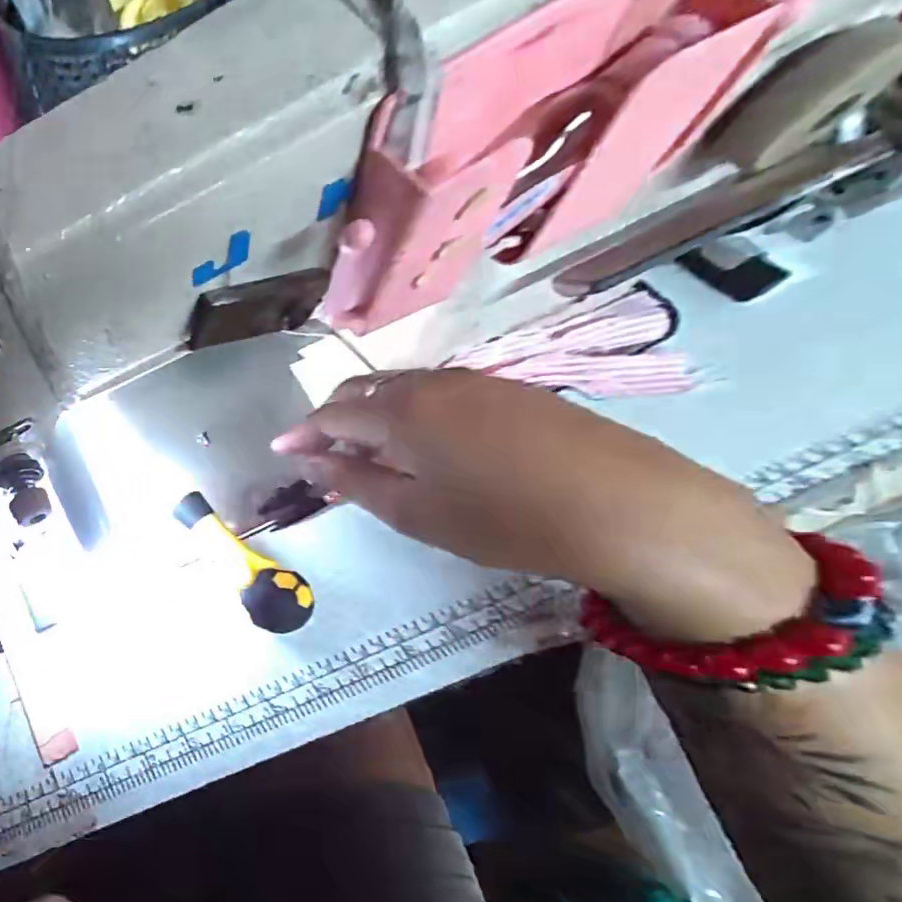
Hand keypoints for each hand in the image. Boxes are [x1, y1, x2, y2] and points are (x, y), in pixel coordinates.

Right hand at [272, 370, 814, 641]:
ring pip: (402, 388)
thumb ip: (356, 482)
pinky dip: (410, 412)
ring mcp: (474, 381)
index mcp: (400, 412)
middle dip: (333, 418)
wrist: (619, 505)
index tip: (282, 451)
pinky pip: (437, 392)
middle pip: (365, 390)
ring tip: (365, 451)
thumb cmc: (502, 520)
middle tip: (320, 453)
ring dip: (372, 414)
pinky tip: (420, 442)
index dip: (303, 433)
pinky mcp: (508, 390)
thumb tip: (313, 460)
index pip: (333, 414)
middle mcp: (432, 383)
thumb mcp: (415, 513)